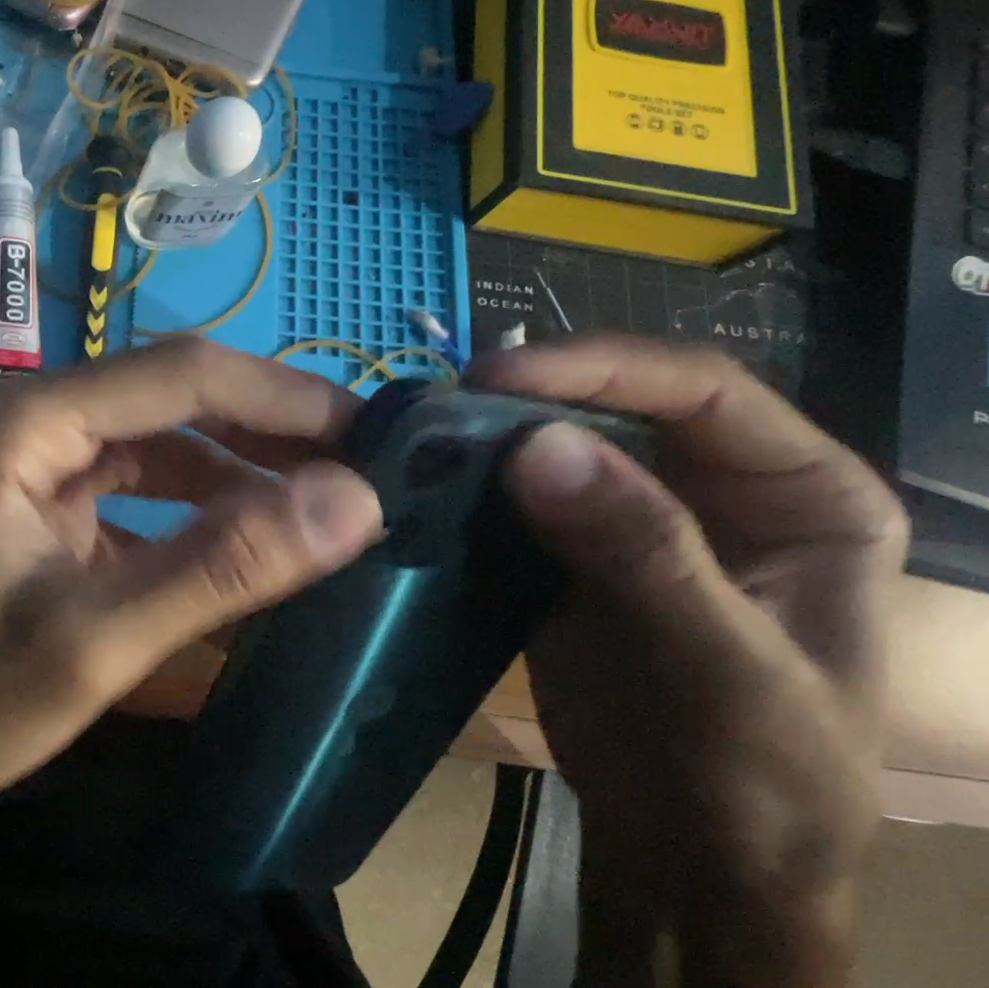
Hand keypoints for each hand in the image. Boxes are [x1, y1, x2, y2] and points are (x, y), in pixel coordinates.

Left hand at [0, 339, 384, 819]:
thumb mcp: (95, 643)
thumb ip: (220, 568)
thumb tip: (353, 500)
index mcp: (23, 424)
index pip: (180, 375)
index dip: (286, 397)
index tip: (379, 433)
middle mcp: (26, 418)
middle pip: (171, 396)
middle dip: (270, 428)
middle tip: (369, 468)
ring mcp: (31, 458)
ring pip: (159, 439)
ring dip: (239, 468)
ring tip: (327, 507)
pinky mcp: (40, 501)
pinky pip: (136, 484)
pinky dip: (196, 506)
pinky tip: (250, 540)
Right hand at [473, 337, 906, 986]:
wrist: (691, 853)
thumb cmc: (753, 774)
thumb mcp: (719, 667)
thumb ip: (641, 552)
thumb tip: (537, 447)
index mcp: (800, 494)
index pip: (701, 393)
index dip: (600, 369)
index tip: (496, 378)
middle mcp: (719, 489)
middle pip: (620, 407)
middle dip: (533, 397)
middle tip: (442, 401)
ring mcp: (636, 519)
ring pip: (559, 447)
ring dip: (491, 436)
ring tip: (422, 431)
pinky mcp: (570, 554)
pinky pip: (517, 499)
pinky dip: (470, 486)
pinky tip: (425, 481)